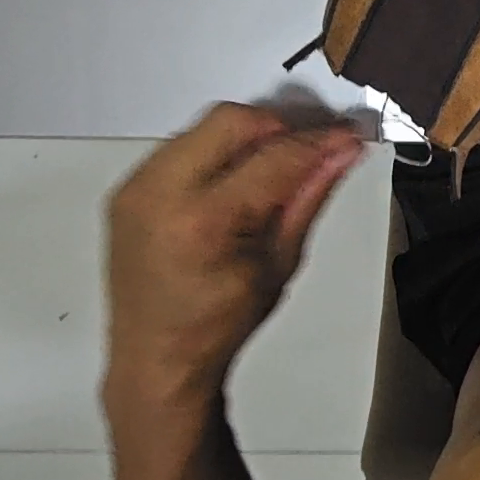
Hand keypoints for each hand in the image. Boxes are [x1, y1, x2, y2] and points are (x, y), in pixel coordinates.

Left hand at [104, 102, 364, 403]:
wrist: (155, 359)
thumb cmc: (222, 323)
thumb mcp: (281, 260)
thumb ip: (311, 196)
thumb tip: (346, 151)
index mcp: (203, 222)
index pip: (275, 157)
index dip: (320, 140)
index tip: (351, 135)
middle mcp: (160, 192)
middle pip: (233, 120)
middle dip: (280, 127)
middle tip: (312, 148)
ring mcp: (137, 186)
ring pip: (207, 125)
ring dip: (250, 136)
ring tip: (278, 165)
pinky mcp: (128, 187)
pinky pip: (184, 144)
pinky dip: (221, 150)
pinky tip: (240, 178)